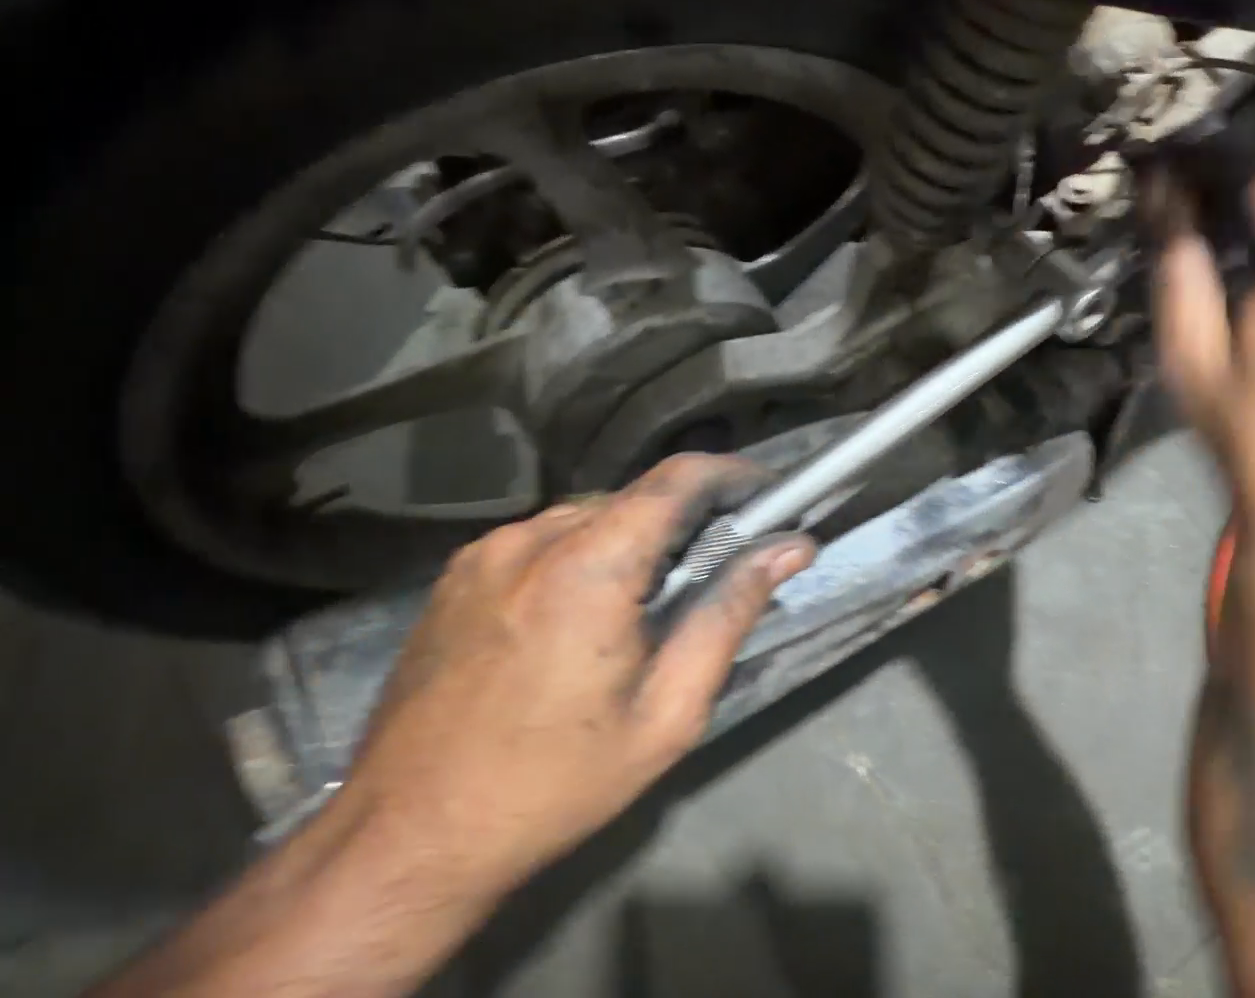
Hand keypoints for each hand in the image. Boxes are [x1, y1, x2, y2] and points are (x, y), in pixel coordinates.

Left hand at [335, 454, 815, 898]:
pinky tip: (585, 619)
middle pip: (633, 499)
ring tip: (649, 608)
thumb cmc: (555, 783)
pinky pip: (542, 543)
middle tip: (721, 572)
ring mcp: (482, 554)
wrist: (408, 837)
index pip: (675, 479)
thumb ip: (729, 614)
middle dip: (687, 522)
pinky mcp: (455, 576)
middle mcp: (529, 540)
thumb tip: (789, 549)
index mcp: (586, 567)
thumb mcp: (667, 711)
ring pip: (587, 519)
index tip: (770, 493)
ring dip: (633, 544)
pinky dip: (584, 559)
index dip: (733, 474)